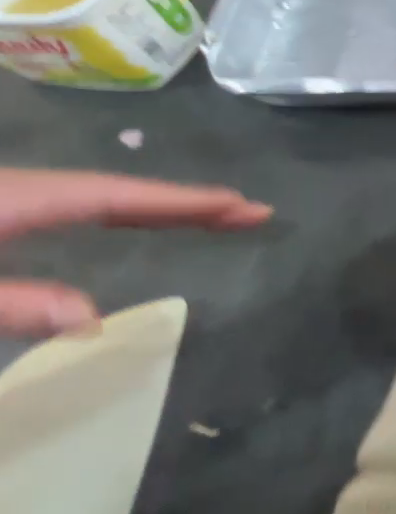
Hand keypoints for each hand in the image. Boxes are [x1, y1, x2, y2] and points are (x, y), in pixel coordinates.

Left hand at [0, 168, 271, 335]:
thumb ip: (12, 303)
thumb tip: (94, 323)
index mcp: (18, 199)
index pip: (117, 198)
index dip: (185, 202)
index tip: (249, 208)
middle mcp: (26, 191)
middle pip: (119, 194)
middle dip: (188, 203)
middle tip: (253, 213)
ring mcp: (12, 199)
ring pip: (100, 198)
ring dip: (160, 208)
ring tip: (212, 216)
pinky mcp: (4, 211)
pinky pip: (77, 207)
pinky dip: (122, 213)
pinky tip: (133, 223)